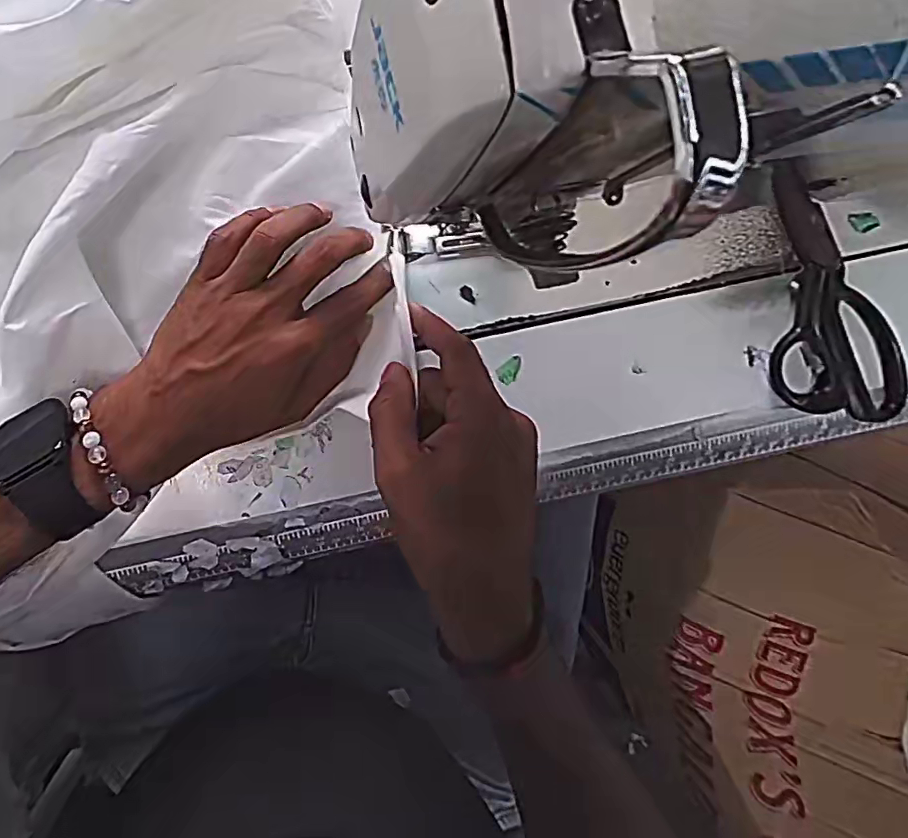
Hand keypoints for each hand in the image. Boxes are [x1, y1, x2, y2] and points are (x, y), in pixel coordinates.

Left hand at [86, 205, 392, 499]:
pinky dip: (249, 221)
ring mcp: (231, 293)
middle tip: (358, 239)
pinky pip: (226, 239)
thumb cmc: (225, 412)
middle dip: (349, 242)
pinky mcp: (203, 284)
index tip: (379, 275)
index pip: (348, 303)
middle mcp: (264, 313)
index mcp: (292, 346)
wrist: (169, 411)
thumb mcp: (294, 406)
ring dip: (302, 218)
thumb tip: (356, 333)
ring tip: (319, 213)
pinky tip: (267, 217)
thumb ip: (332, 367)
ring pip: (272, 237)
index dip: (373, 283)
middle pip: (319, 258)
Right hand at [370, 303, 538, 662]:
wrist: (484, 596)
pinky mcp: (516, 462)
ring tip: (412, 465)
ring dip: (432, 421)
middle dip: (419, 395)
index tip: (409, 312)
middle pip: (455, 384)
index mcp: (484, 419)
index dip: (431, 327)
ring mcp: (517, 445)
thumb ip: (390, 412)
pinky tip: (430, 471)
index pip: (458, 353)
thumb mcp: (398, 470)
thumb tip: (392, 376)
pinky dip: (448, 436)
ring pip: (463, 408)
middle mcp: (509, 424)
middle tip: (391, 431)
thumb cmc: (442, 537)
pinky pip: (475, 429)